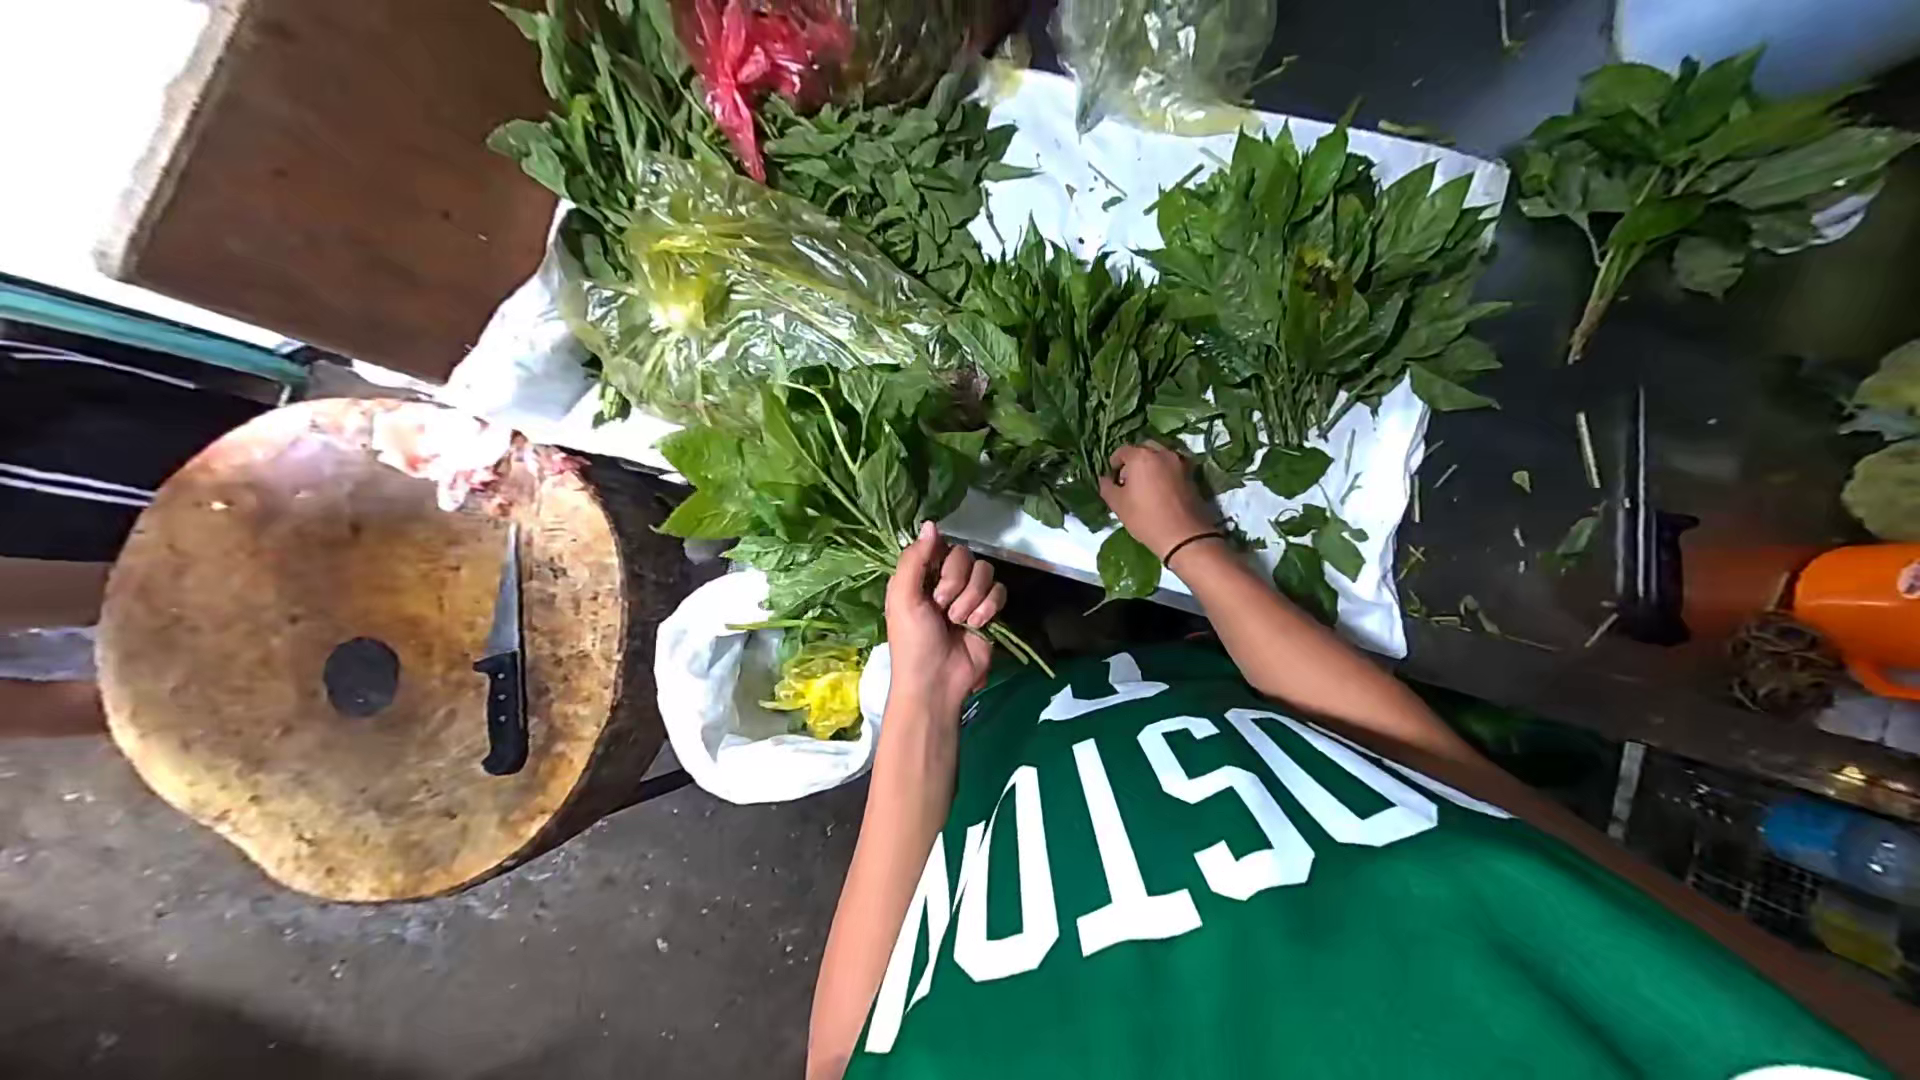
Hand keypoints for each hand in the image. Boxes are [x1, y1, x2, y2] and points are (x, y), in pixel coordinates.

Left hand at [884, 523, 1006, 720]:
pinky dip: (988, 607)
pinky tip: (977, 625)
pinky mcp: (989, 611)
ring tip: (958, 621)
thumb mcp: (902, 597)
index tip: (932, 580)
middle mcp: (945, 581)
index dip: (941, 560)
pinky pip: (999, 591)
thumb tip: (931, 524)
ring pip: (985, 571)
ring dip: (972, 597)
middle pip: (965, 555)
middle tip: (942, 606)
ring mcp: (969, 596)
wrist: (937, 680)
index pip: (941, 545)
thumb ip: (914, 559)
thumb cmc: (912, 641)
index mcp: (920, 575)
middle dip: (956, 582)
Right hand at [1098, 443, 1218, 560]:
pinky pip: (1173, 467)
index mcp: (1141, 456)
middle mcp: (1162, 453)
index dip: (1114, 463)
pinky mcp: (1192, 475)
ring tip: (1146, 484)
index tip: (1113, 477)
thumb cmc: (1145, 517)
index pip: (1122, 451)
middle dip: (1134, 460)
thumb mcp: (1117, 504)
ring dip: (1151, 465)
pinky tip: (1161, 489)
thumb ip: (1107, 487)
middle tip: (1129, 479)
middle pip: (1144, 449)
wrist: (1183, 534)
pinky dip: (1165, 472)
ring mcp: (1180, 463)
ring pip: (1161, 456)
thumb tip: (1105, 479)